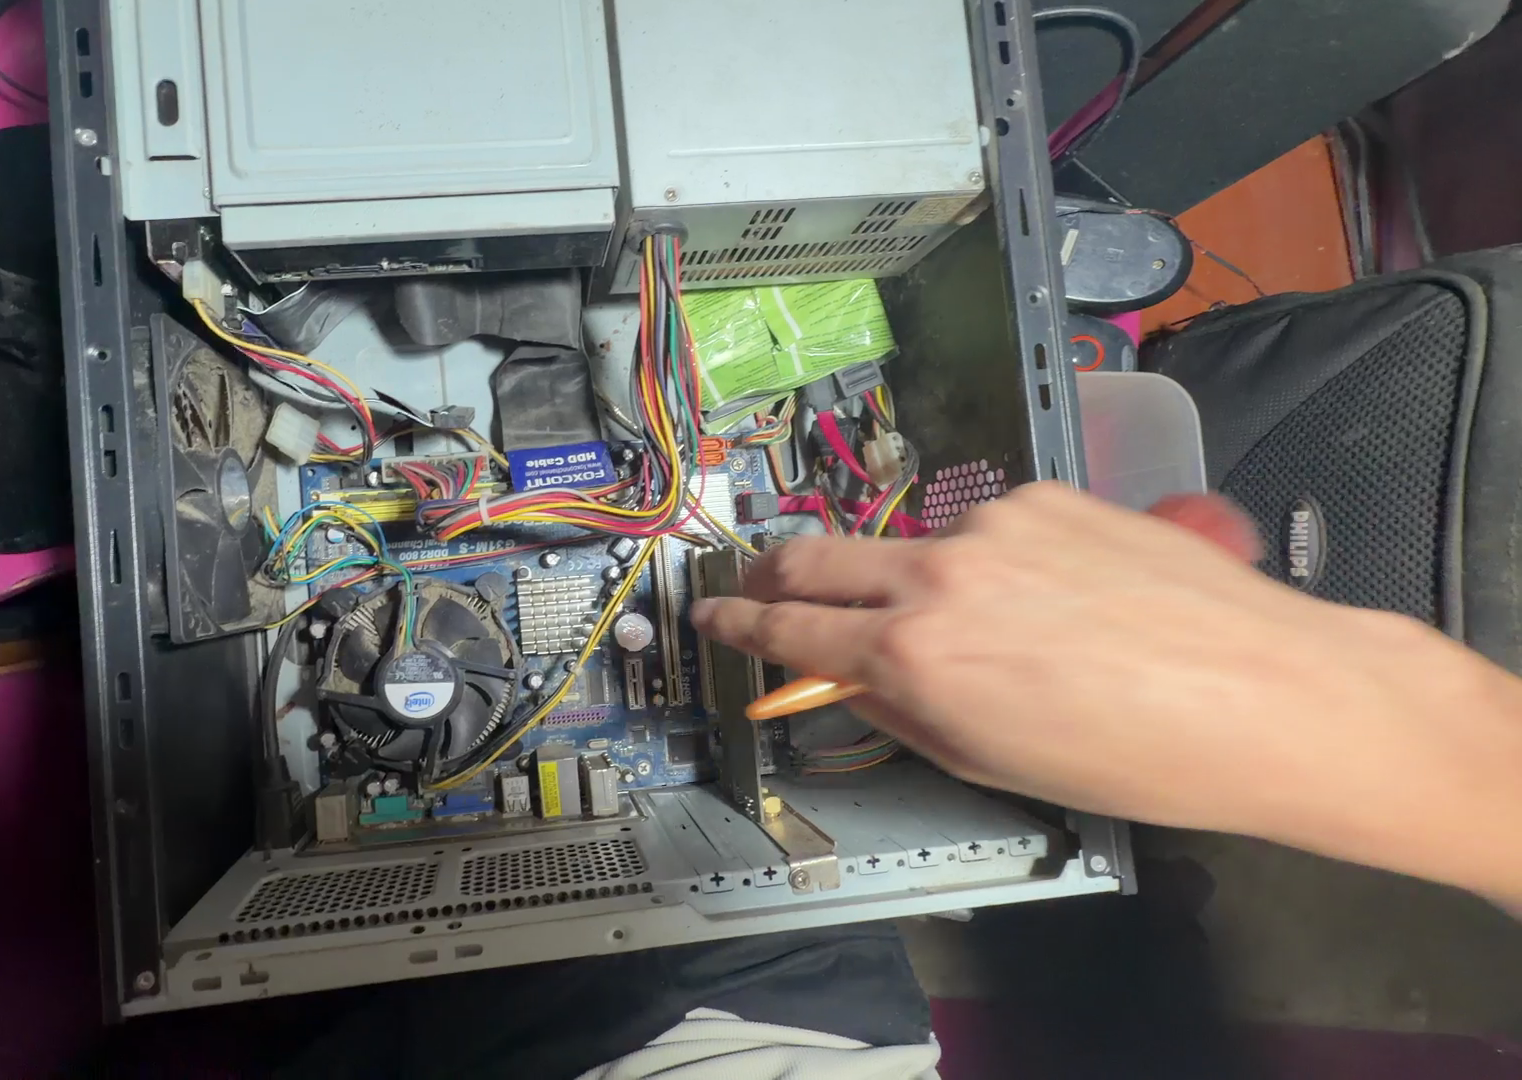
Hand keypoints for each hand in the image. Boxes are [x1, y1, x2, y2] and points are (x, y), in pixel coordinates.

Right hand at [692, 483, 1521, 906]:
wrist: (1278, 696)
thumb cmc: (1130, 754)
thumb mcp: (979, 755)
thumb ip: (886, 703)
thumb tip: (838, 673)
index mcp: (909, 653)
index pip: (782, 628)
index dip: (733, 624)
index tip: (709, 615)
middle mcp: (932, 574)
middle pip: (806, 556)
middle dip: (766, 575)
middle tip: (759, 590)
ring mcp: (984, 525)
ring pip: (900, 545)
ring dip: (900, 577)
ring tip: (974, 619)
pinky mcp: (1039, 495)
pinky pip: (977, 528)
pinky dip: (979, 559)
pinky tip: (1040, 590)